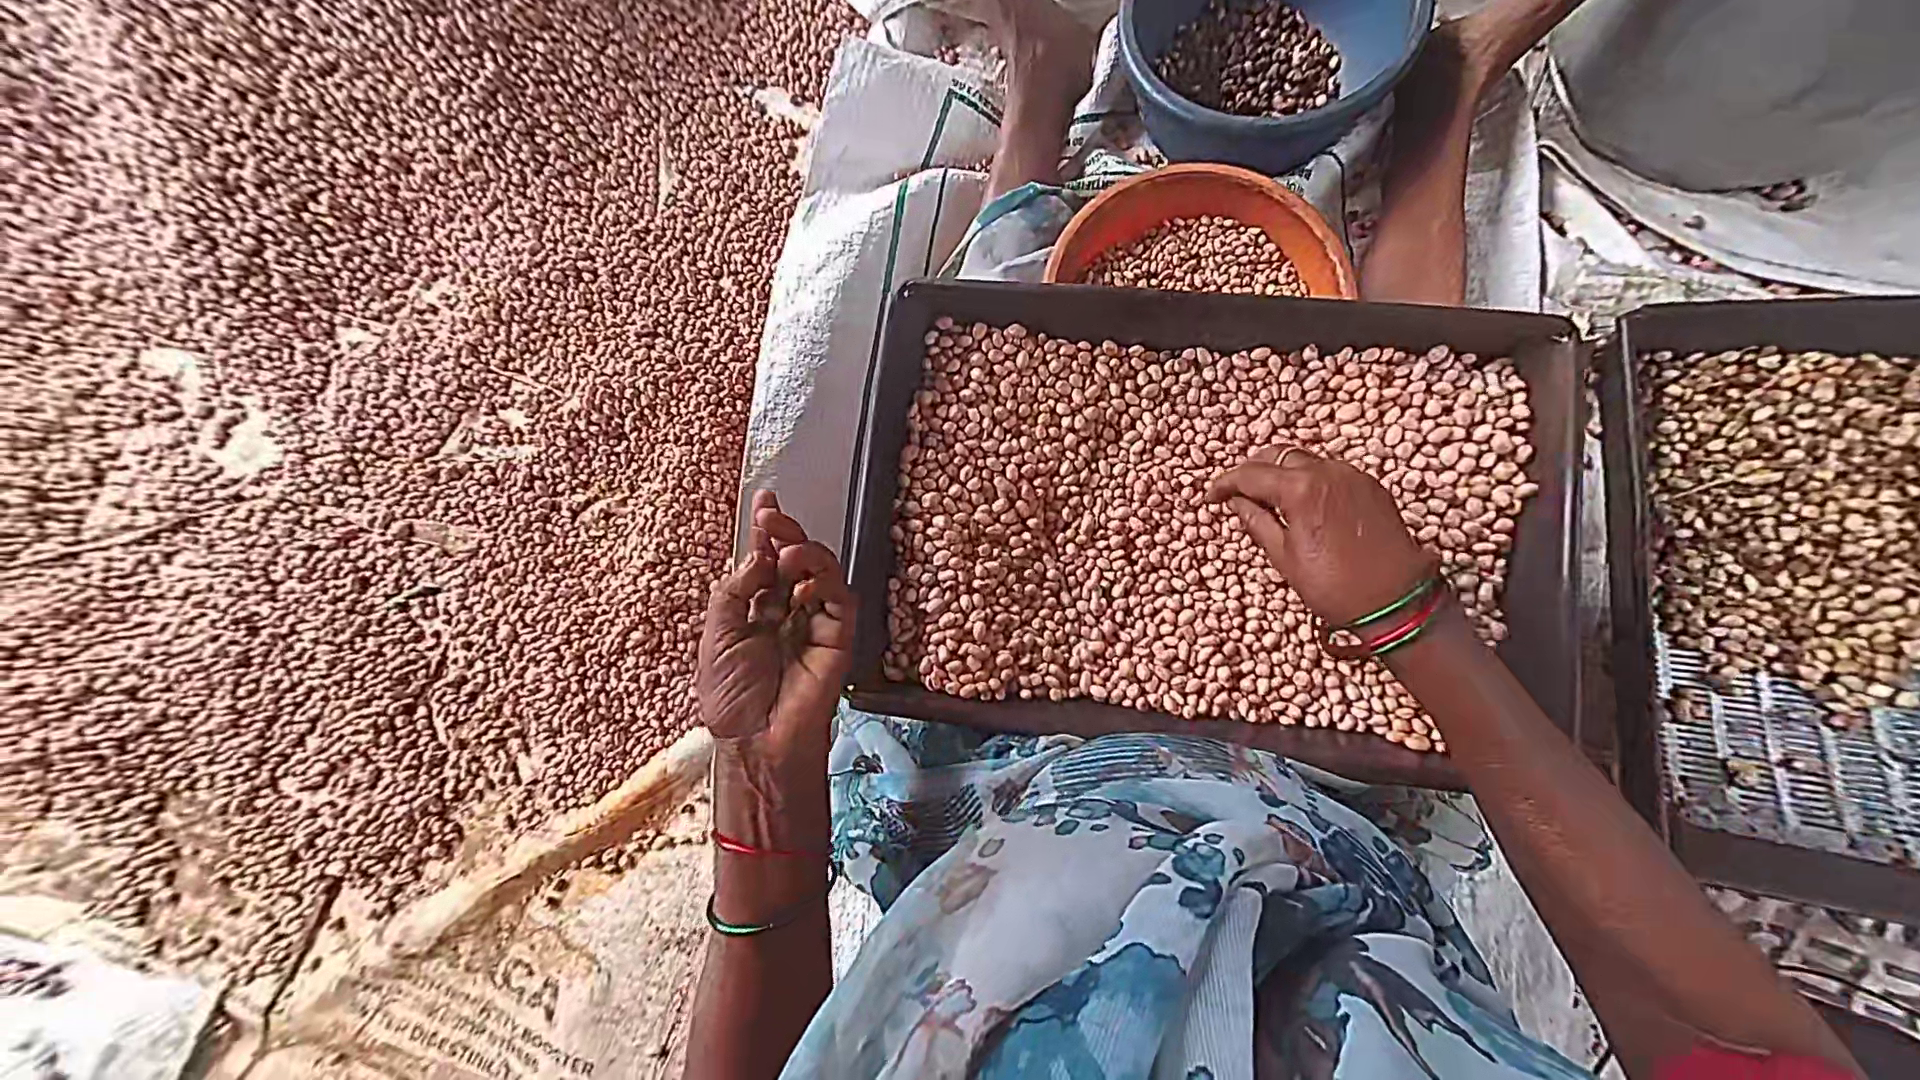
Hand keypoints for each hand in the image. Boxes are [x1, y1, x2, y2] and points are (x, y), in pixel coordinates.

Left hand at [696, 492, 857, 755]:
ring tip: (788, 552)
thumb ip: (736, 591)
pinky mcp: (839, 635)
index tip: (764, 500)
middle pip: (796, 560)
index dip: (768, 531)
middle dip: (786, 532)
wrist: (756, 740)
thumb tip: (761, 554)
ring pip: (822, 572)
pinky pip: (840, 598)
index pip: (767, 561)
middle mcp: (788, 610)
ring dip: (806, 553)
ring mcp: (816, 621)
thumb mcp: (717, 636)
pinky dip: (825, 581)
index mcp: (758, 609)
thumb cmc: (731, 696)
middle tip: (773, 515)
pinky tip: (804, 581)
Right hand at [1206, 446, 1430, 625]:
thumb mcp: (1283, 557)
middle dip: (1252, 471)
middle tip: (1236, 493)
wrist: (1398, 600)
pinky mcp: (1370, 487)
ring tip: (1266, 500)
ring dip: (1280, 473)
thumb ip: (1256, 521)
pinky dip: (1306, 479)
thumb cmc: (1337, 586)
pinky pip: (1328, 471)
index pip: (1250, 474)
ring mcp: (1353, 477)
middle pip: (1277, 455)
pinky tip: (1298, 503)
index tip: (1212, 496)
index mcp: (1301, 489)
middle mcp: (1328, 473)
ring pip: (1304, 460)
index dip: (1225, 484)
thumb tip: (1237, 502)